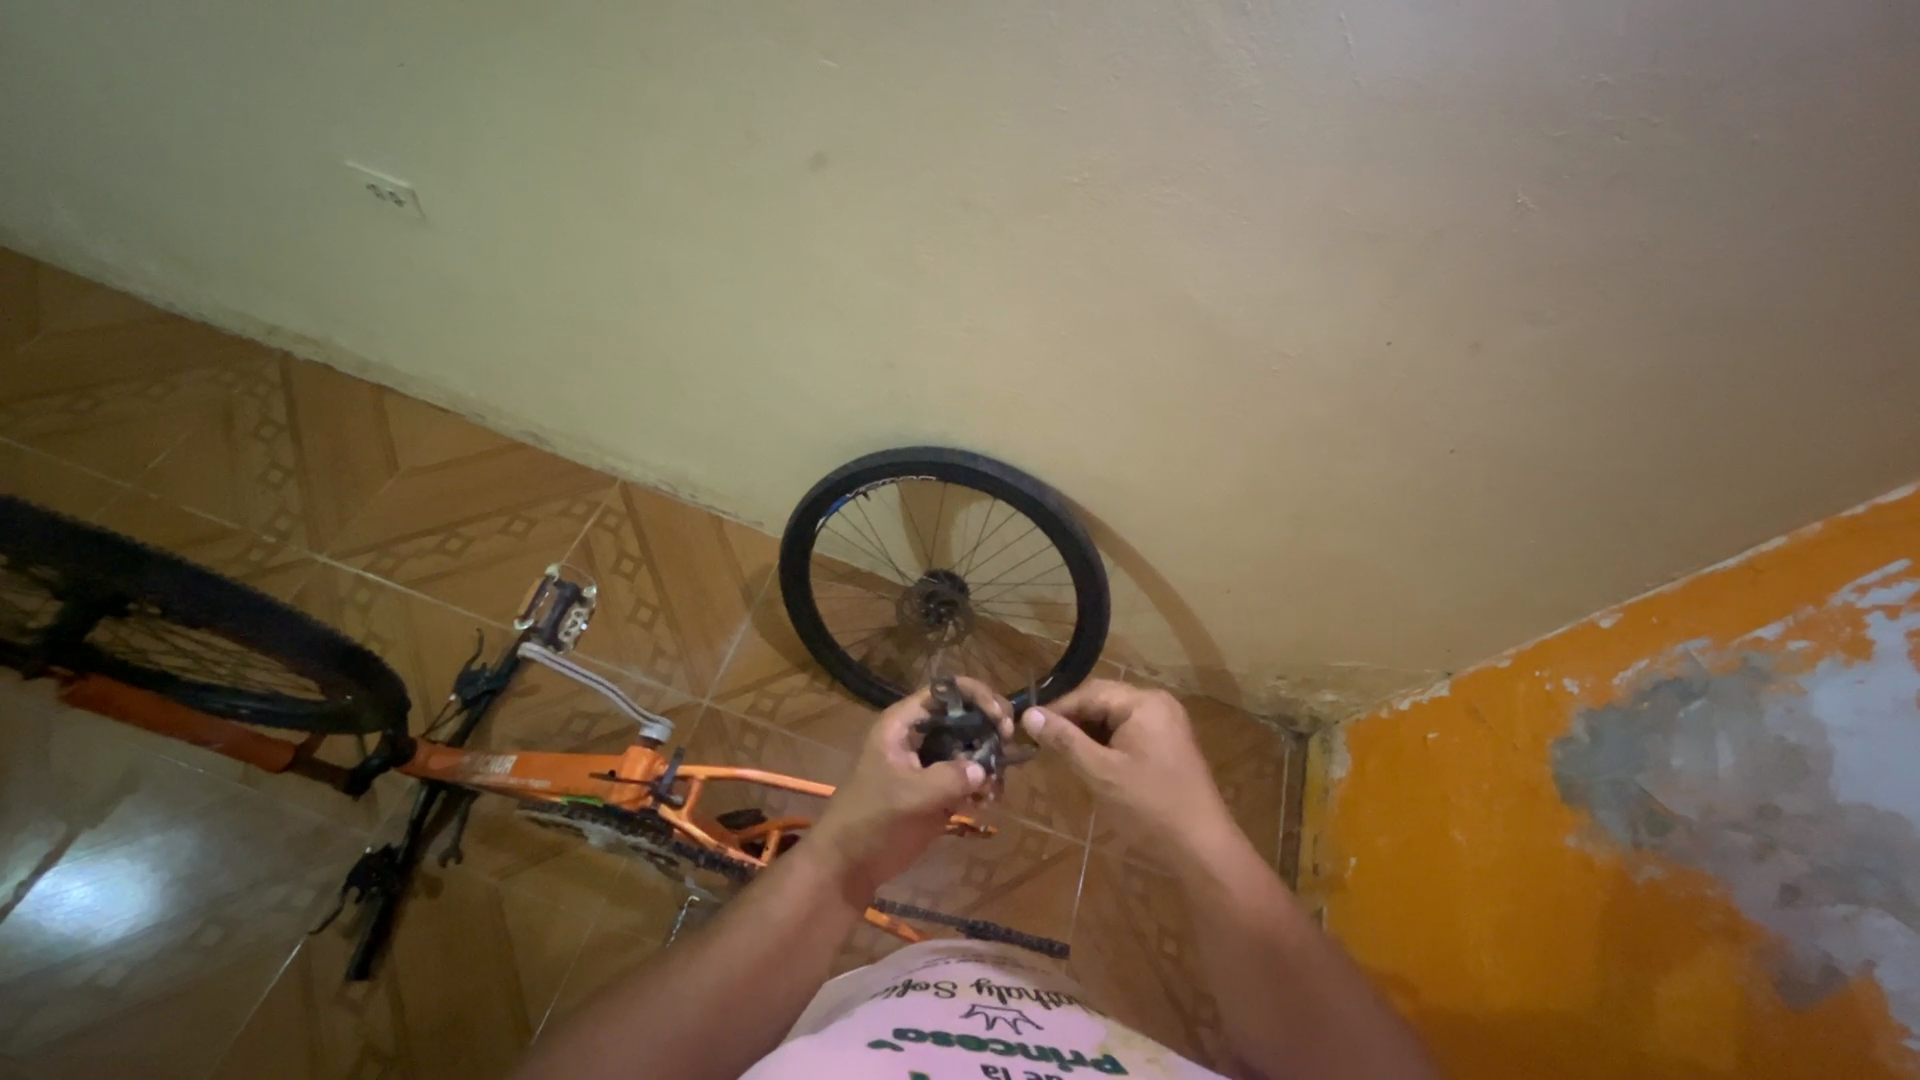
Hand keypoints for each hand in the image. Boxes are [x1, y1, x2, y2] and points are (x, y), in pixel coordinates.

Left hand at [806, 678, 1011, 900]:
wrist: (850, 863)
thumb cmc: (871, 819)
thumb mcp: (909, 796)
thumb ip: (949, 778)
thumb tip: (984, 770)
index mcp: (904, 724)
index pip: (946, 691)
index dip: (976, 696)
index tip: (999, 718)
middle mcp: (919, 735)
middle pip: (964, 714)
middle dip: (989, 727)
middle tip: (1007, 745)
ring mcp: (930, 762)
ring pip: (970, 745)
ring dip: (990, 759)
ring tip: (997, 786)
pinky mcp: (938, 787)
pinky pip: (969, 774)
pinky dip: (983, 784)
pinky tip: (988, 801)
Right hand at [1021, 680, 1234, 853]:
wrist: (1202, 847)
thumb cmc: (1148, 806)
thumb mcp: (1099, 772)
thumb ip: (1064, 740)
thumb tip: (1029, 715)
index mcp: (1144, 703)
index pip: (1089, 693)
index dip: (1056, 709)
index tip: (1027, 728)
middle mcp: (1158, 704)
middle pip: (1103, 702)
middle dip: (1072, 721)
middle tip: (1041, 743)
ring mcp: (1167, 725)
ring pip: (1114, 718)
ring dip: (1088, 734)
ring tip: (1061, 754)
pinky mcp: (1169, 745)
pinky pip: (1129, 733)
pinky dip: (1106, 744)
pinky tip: (1090, 763)